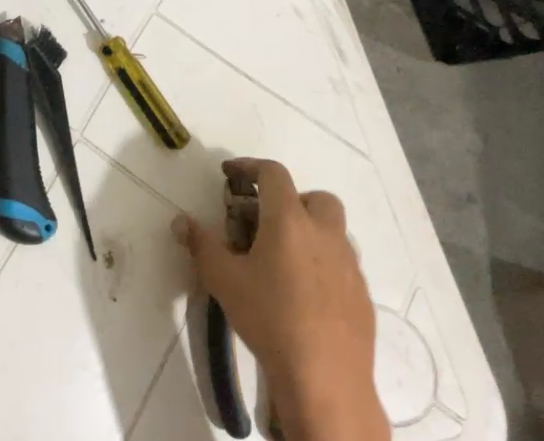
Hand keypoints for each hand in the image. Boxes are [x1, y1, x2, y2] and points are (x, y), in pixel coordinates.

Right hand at [173, 158, 386, 440]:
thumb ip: (201, 244)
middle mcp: (325, 235)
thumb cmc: (269, 317)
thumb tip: (181, 222)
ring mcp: (350, 265)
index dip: (250, 167)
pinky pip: (341, 263)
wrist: (325, 377)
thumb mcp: (222, 279)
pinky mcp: (362, 294)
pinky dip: (321, 262)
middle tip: (263, 220)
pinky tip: (301, 291)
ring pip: (333, 231)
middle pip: (316, 198)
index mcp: (290, 221)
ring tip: (279, 258)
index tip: (230, 175)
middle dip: (290, 199)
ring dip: (308, 231)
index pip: (274, 174)